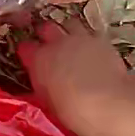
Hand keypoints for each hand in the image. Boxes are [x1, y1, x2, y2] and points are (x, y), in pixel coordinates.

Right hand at [18, 22, 134, 135]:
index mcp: (39, 60)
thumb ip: (43, 86)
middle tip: (49, 44)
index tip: (29, 57)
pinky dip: (88, 40)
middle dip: (46, 33)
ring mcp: (80, 39)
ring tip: (71, 41)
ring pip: (69, 24)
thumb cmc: (74, 112)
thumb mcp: (48, 104)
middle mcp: (58, 44)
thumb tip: (44, 84)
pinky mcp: (101, 41)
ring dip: (68, 30)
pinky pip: (90, 34)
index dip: (27, 52)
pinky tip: (92, 50)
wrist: (109, 104)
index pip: (25, 48)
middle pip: (47, 28)